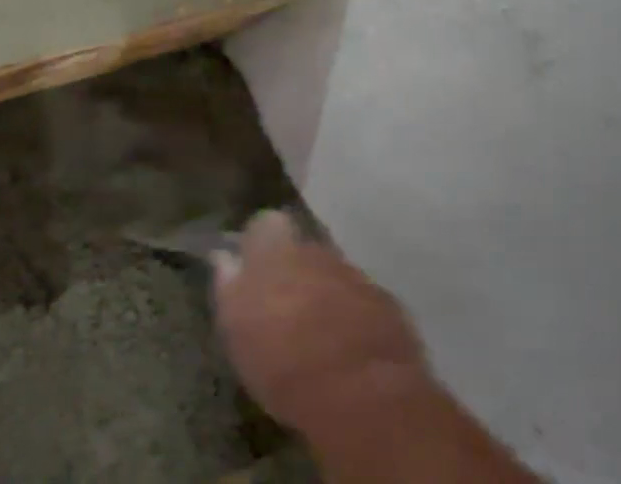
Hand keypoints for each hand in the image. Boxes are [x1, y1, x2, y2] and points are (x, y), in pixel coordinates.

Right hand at [211, 210, 429, 429]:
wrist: (364, 399)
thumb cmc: (282, 359)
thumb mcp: (235, 327)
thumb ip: (229, 285)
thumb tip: (226, 258)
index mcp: (274, 250)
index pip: (265, 223)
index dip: (259, 241)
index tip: (252, 264)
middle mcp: (318, 253)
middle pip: (304, 249)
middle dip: (296, 270)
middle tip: (285, 304)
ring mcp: (360, 279)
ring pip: (336, 276)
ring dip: (328, 295)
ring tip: (319, 331)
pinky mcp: (394, 311)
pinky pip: (366, 305)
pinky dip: (357, 319)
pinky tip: (350, 349)